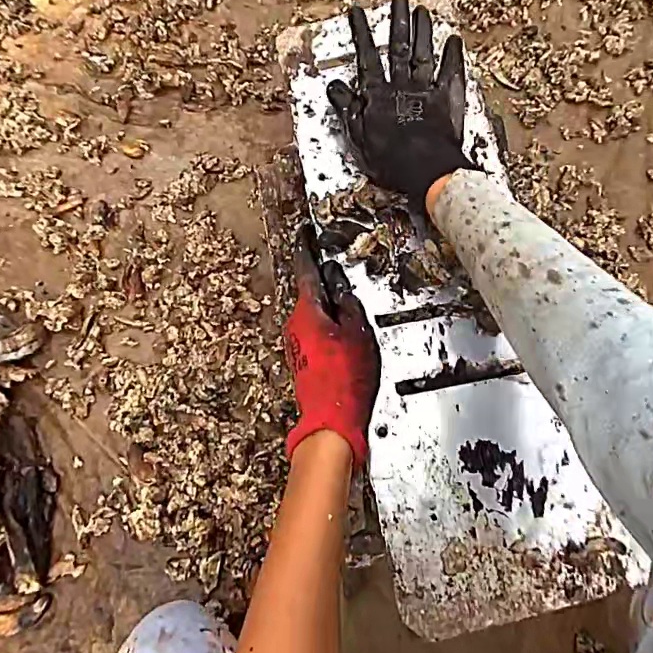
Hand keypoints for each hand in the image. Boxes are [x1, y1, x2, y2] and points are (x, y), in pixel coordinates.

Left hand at [283, 226, 378, 465]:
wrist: (330, 419)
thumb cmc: (345, 377)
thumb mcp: (358, 333)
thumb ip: (348, 304)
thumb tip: (340, 286)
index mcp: (307, 310)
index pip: (305, 270)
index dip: (306, 249)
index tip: (304, 233)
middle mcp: (294, 323)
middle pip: (312, 294)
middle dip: (328, 289)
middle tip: (348, 286)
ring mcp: (294, 341)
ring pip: (314, 315)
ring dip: (331, 313)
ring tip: (354, 326)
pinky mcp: (299, 356)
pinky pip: (315, 333)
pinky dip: (328, 330)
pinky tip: (345, 344)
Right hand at [325, 0, 476, 214]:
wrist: (428, 171)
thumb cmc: (390, 160)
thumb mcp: (358, 138)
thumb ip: (347, 109)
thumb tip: (334, 85)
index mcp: (378, 95)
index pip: (367, 57)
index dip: (361, 33)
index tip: (357, 12)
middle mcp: (402, 85)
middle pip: (399, 48)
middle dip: (398, 23)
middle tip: (399, 0)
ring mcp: (426, 90)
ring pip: (423, 54)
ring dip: (423, 31)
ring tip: (421, 11)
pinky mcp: (448, 99)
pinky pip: (451, 73)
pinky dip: (453, 56)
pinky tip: (454, 40)